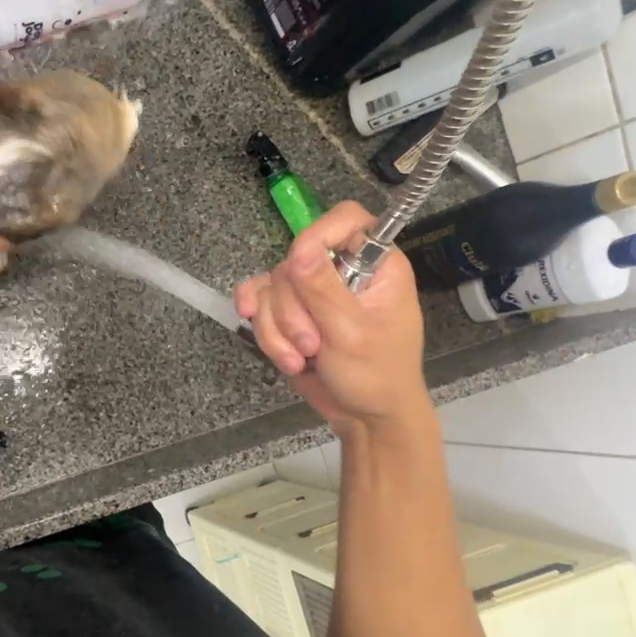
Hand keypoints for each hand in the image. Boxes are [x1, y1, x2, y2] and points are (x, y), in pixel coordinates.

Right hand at [234, 201, 430, 431]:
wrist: (364, 416)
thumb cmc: (376, 375)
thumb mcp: (351, 333)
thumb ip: (323, 289)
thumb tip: (300, 248)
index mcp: (375, 265)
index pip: (345, 220)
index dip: (317, 235)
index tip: (300, 267)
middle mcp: (342, 272)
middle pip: (294, 263)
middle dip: (292, 310)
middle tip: (312, 344)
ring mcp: (312, 294)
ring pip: (271, 289)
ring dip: (277, 330)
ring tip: (302, 358)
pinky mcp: (289, 315)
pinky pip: (259, 307)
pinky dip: (262, 330)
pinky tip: (269, 345)